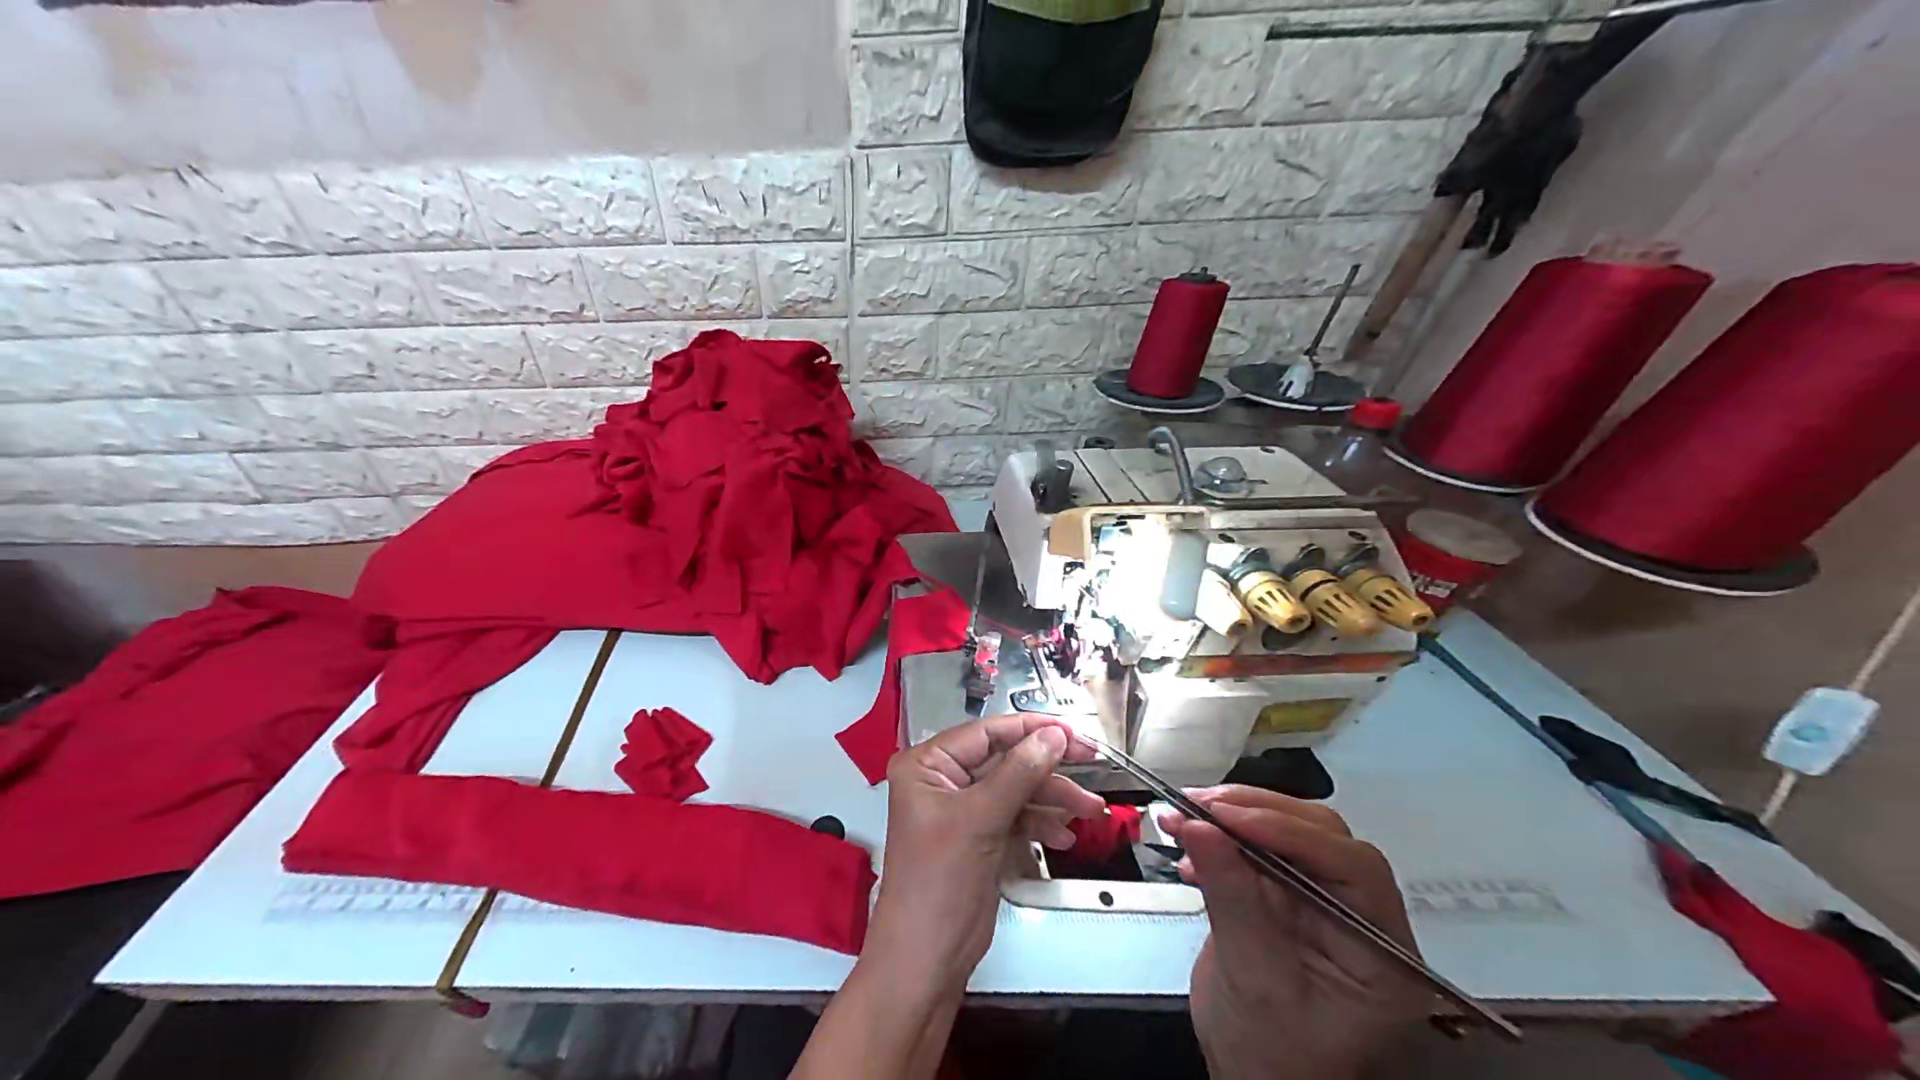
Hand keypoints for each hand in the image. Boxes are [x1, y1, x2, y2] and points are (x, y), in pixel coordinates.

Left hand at [864, 714, 1103, 986]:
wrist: (927, 956)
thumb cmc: (937, 884)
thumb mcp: (980, 819)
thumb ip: (1019, 772)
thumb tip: (1051, 736)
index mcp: (927, 764)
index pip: (986, 732)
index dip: (1030, 729)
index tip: (1070, 731)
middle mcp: (943, 780)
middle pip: (1006, 759)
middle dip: (1048, 768)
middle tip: (1090, 760)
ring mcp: (963, 808)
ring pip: (1017, 787)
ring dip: (1053, 797)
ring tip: (1088, 810)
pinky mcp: (980, 833)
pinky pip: (1016, 814)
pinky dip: (1040, 821)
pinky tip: (1062, 834)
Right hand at [1159, 786, 1427, 1079]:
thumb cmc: (1271, 1056)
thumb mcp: (1253, 979)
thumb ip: (1232, 897)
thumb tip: (1200, 827)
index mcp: (1382, 951)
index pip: (1351, 866)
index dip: (1290, 831)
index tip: (1227, 818)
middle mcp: (1362, 917)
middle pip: (1319, 837)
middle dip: (1253, 814)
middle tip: (1198, 807)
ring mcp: (1322, 902)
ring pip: (1284, 832)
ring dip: (1229, 818)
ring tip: (1182, 816)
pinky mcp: (1286, 893)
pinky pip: (1255, 847)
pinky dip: (1218, 837)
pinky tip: (1188, 841)